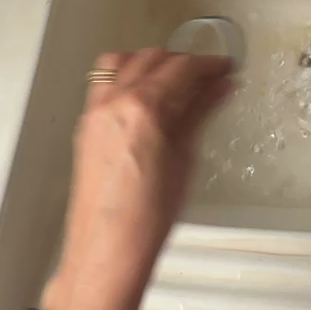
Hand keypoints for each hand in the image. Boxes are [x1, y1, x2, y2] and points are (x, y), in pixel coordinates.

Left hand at [43, 48, 233, 309]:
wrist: (107, 251)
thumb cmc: (151, 215)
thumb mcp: (185, 159)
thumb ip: (200, 113)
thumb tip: (220, 86)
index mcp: (144, 107)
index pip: (182, 68)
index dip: (208, 64)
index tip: (225, 67)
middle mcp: (115, 100)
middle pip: (153, 58)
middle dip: (182, 62)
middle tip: (207, 76)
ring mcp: (95, 110)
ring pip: (123, 62)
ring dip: (150, 62)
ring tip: (174, 79)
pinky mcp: (86, 124)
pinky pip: (105, 82)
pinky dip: (127, 76)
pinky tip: (145, 95)